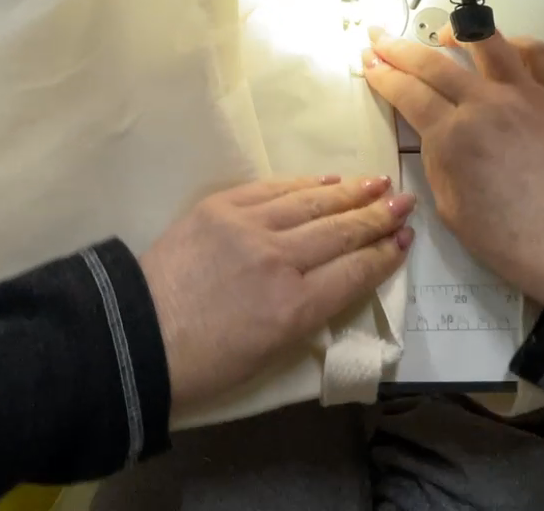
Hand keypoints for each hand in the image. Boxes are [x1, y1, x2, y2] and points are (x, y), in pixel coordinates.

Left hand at [140, 175, 413, 411]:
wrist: (138, 334)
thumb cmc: (206, 363)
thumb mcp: (271, 356)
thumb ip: (310, 315)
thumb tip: (337, 279)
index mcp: (293, 309)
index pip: (354, 272)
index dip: (384, 254)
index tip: (405, 239)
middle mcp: (278, 261)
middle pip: (340, 231)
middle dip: (378, 216)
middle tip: (405, 201)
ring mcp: (249, 227)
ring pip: (312, 203)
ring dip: (350, 192)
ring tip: (378, 182)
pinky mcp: (222, 206)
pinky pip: (274, 189)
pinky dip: (305, 184)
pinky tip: (327, 181)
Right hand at [362, 28, 543, 308]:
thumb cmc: (509, 242)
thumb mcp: (449, 206)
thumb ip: (436, 157)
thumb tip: (433, 128)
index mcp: (453, 136)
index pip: (406, 92)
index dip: (382, 76)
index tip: (368, 64)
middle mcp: (485, 104)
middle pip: (432, 62)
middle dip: (398, 48)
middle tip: (380, 38)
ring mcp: (525, 95)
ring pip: (484, 42)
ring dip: (455, 32)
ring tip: (441, 36)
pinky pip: (535, 53)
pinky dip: (513, 43)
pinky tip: (500, 49)